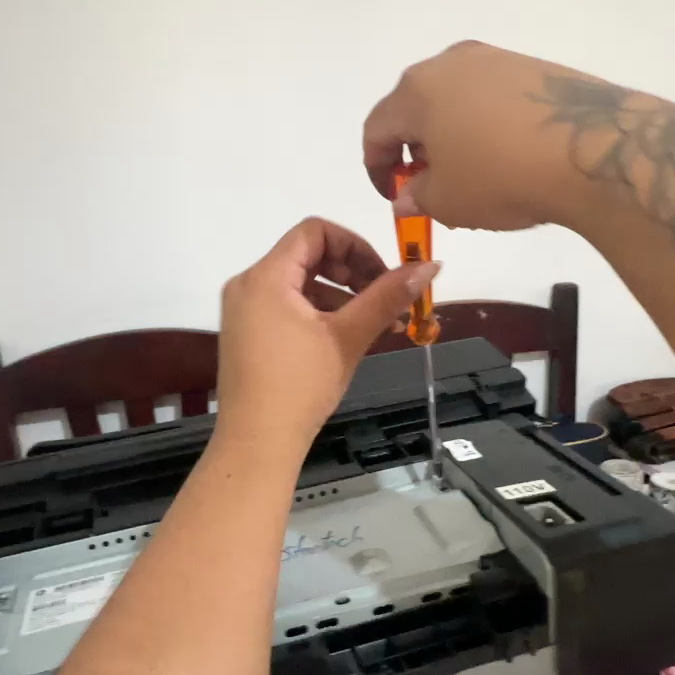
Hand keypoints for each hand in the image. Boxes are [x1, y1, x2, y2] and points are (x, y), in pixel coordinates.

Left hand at [217, 218, 438, 444]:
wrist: (257, 443)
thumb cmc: (300, 387)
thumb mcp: (348, 337)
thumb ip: (388, 297)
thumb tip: (430, 265)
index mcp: (265, 276)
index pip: (315, 231)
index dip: (356, 245)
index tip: (383, 276)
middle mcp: (247, 285)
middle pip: (308, 256)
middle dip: (353, 274)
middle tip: (384, 303)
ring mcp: (243, 312)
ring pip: (300, 285)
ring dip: (341, 298)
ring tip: (374, 329)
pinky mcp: (246, 336)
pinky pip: (287, 308)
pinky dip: (318, 315)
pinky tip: (344, 342)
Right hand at [362, 41, 608, 232]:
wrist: (589, 152)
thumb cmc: (499, 177)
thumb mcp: (447, 201)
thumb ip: (416, 197)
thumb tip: (408, 194)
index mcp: (417, 91)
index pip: (376, 128)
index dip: (376, 168)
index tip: (394, 196)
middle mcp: (451, 62)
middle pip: (415, 108)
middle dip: (415, 150)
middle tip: (431, 187)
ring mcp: (496, 59)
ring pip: (455, 101)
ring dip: (450, 138)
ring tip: (471, 177)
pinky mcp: (534, 68)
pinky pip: (492, 99)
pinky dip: (485, 128)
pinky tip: (506, 158)